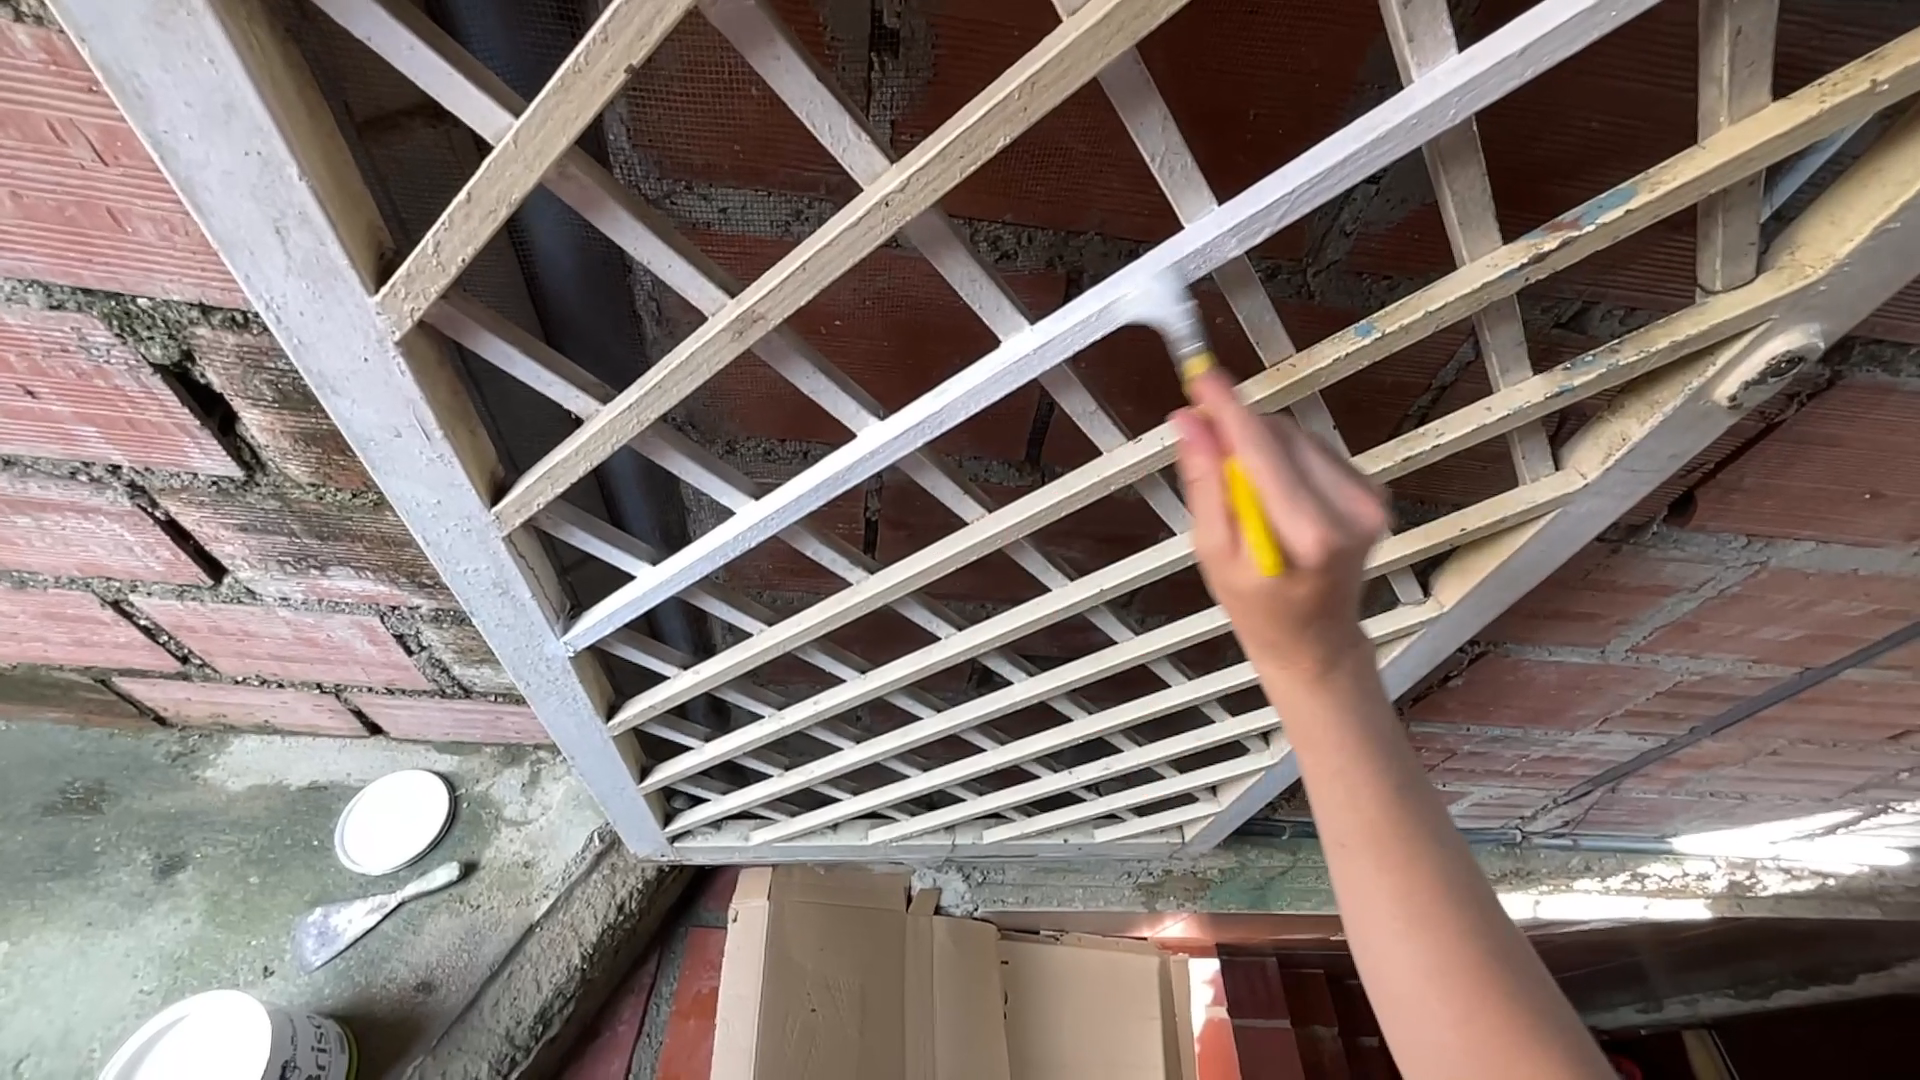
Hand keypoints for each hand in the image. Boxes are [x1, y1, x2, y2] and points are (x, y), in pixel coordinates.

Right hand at [1171, 367, 1389, 680]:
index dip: (1228, 408)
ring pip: (1298, 438)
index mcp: (1308, 533)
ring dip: (1260, 444)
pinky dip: (1284, 457)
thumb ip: (1205, 485)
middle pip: (1281, 436)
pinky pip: (1315, 452)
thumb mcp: (1214, 552)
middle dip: (1238, 428)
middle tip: (1201, 439)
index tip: (1200, 376)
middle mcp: (1350, 509)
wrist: (1313, 639)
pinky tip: (1271, 489)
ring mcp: (1369, 499)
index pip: (1263, 450)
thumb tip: (1189, 421)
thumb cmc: (1254, 607)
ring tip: (1238, 484)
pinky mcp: (1373, 492)